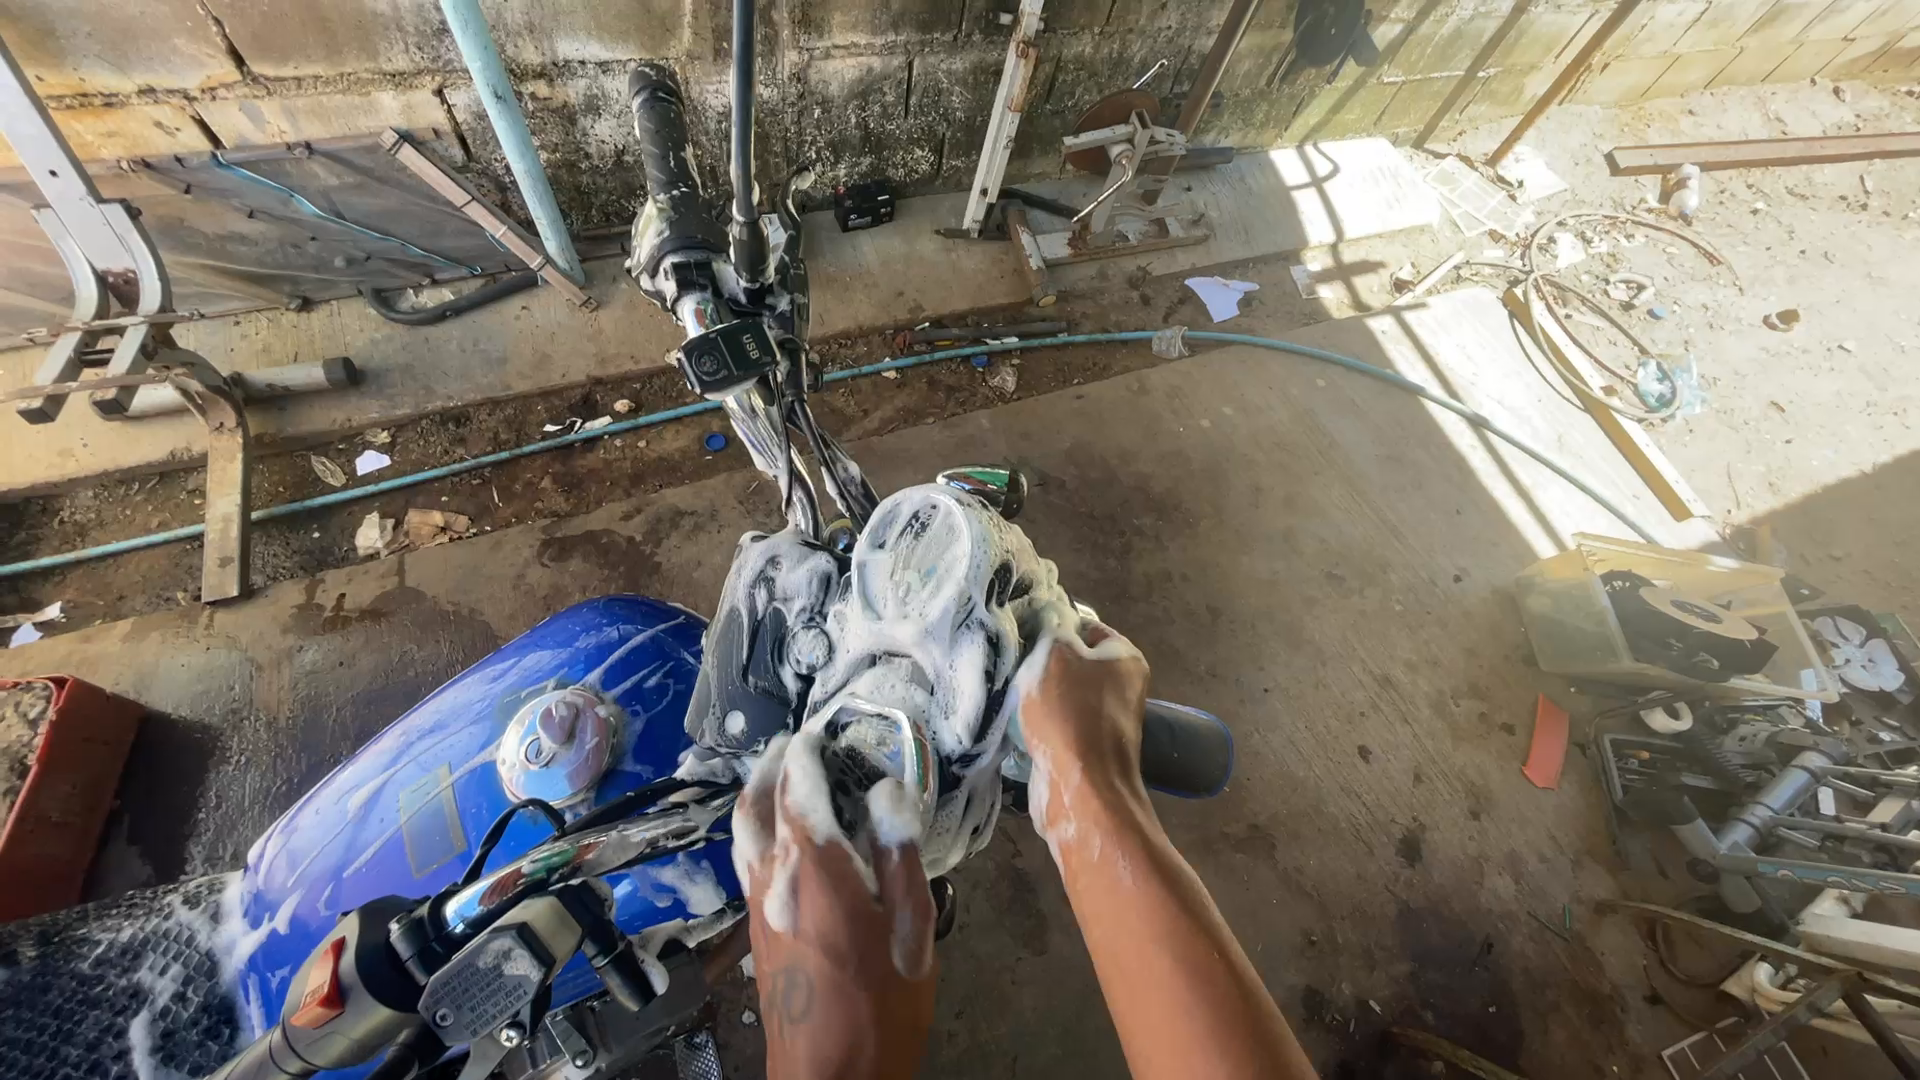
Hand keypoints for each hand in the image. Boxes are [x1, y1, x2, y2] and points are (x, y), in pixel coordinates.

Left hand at [731, 732, 936, 1079]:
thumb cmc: (880, 999)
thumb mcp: (911, 924)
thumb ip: (898, 849)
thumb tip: (886, 788)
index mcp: (813, 866)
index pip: (797, 788)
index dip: (804, 753)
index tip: (818, 731)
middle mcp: (773, 877)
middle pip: (754, 805)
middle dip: (768, 765)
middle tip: (790, 743)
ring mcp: (757, 907)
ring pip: (742, 833)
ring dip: (756, 794)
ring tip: (777, 776)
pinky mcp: (754, 932)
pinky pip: (747, 860)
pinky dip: (756, 828)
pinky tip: (780, 836)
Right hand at [1015, 621, 1152, 850]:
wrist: (1081, 789)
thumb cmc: (1070, 712)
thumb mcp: (1054, 654)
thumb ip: (1053, 627)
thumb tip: (1053, 618)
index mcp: (1124, 658)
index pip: (1086, 627)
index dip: (1055, 628)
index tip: (1026, 637)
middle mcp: (1122, 687)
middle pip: (1073, 662)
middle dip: (1041, 665)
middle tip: (1014, 665)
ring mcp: (1106, 722)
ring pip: (1061, 695)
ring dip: (1037, 698)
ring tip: (1012, 695)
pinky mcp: (1087, 749)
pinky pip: (1058, 725)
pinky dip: (1039, 725)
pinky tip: (1017, 725)